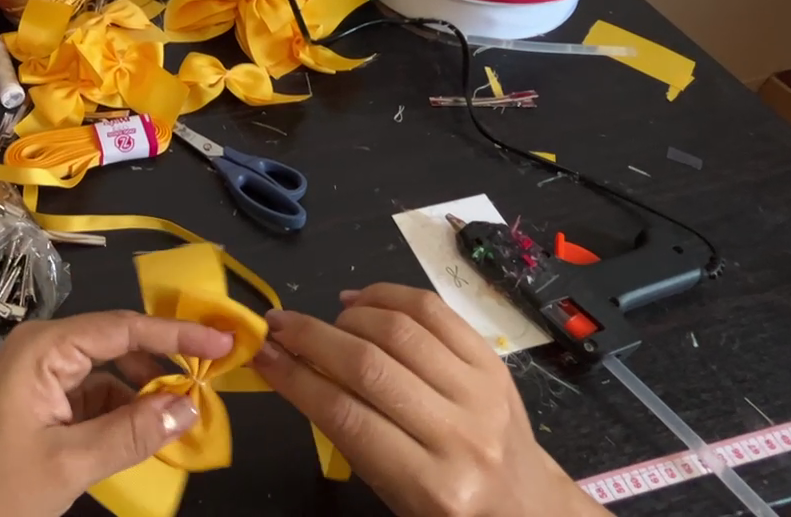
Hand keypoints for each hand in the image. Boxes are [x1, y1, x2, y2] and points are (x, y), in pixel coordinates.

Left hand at [0, 311, 234, 516]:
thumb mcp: (69, 463)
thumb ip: (132, 433)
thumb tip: (189, 407)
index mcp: (45, 346)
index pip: (123, 327)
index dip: (175, 334)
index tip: (221, 342)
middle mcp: (43, 348)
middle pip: (116, 343)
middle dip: (162, 362)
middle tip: (210, 381)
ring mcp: (40, 375)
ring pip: (107, 372)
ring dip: (143, 393)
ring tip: (185, 415)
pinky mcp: (40, 402)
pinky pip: (91, 396)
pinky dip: (121, 413)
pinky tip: (148, 432)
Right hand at [250, 284, 609, 516]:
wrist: (529, 506)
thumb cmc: (446, 508)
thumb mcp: (390, 489)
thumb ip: (344, 428)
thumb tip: (288, 363)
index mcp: (433, 488)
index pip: (345, 417)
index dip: (294, 378)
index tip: (261, 353)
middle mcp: (462, 438)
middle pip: (368, 366)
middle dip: (310, 337)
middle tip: (277, 325)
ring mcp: (483, 394)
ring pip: (397, 329)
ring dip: (346, 316)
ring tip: (325, 321)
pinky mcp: (492, 361)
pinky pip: (430, 309)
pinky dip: (385, 295)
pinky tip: (359, 302)